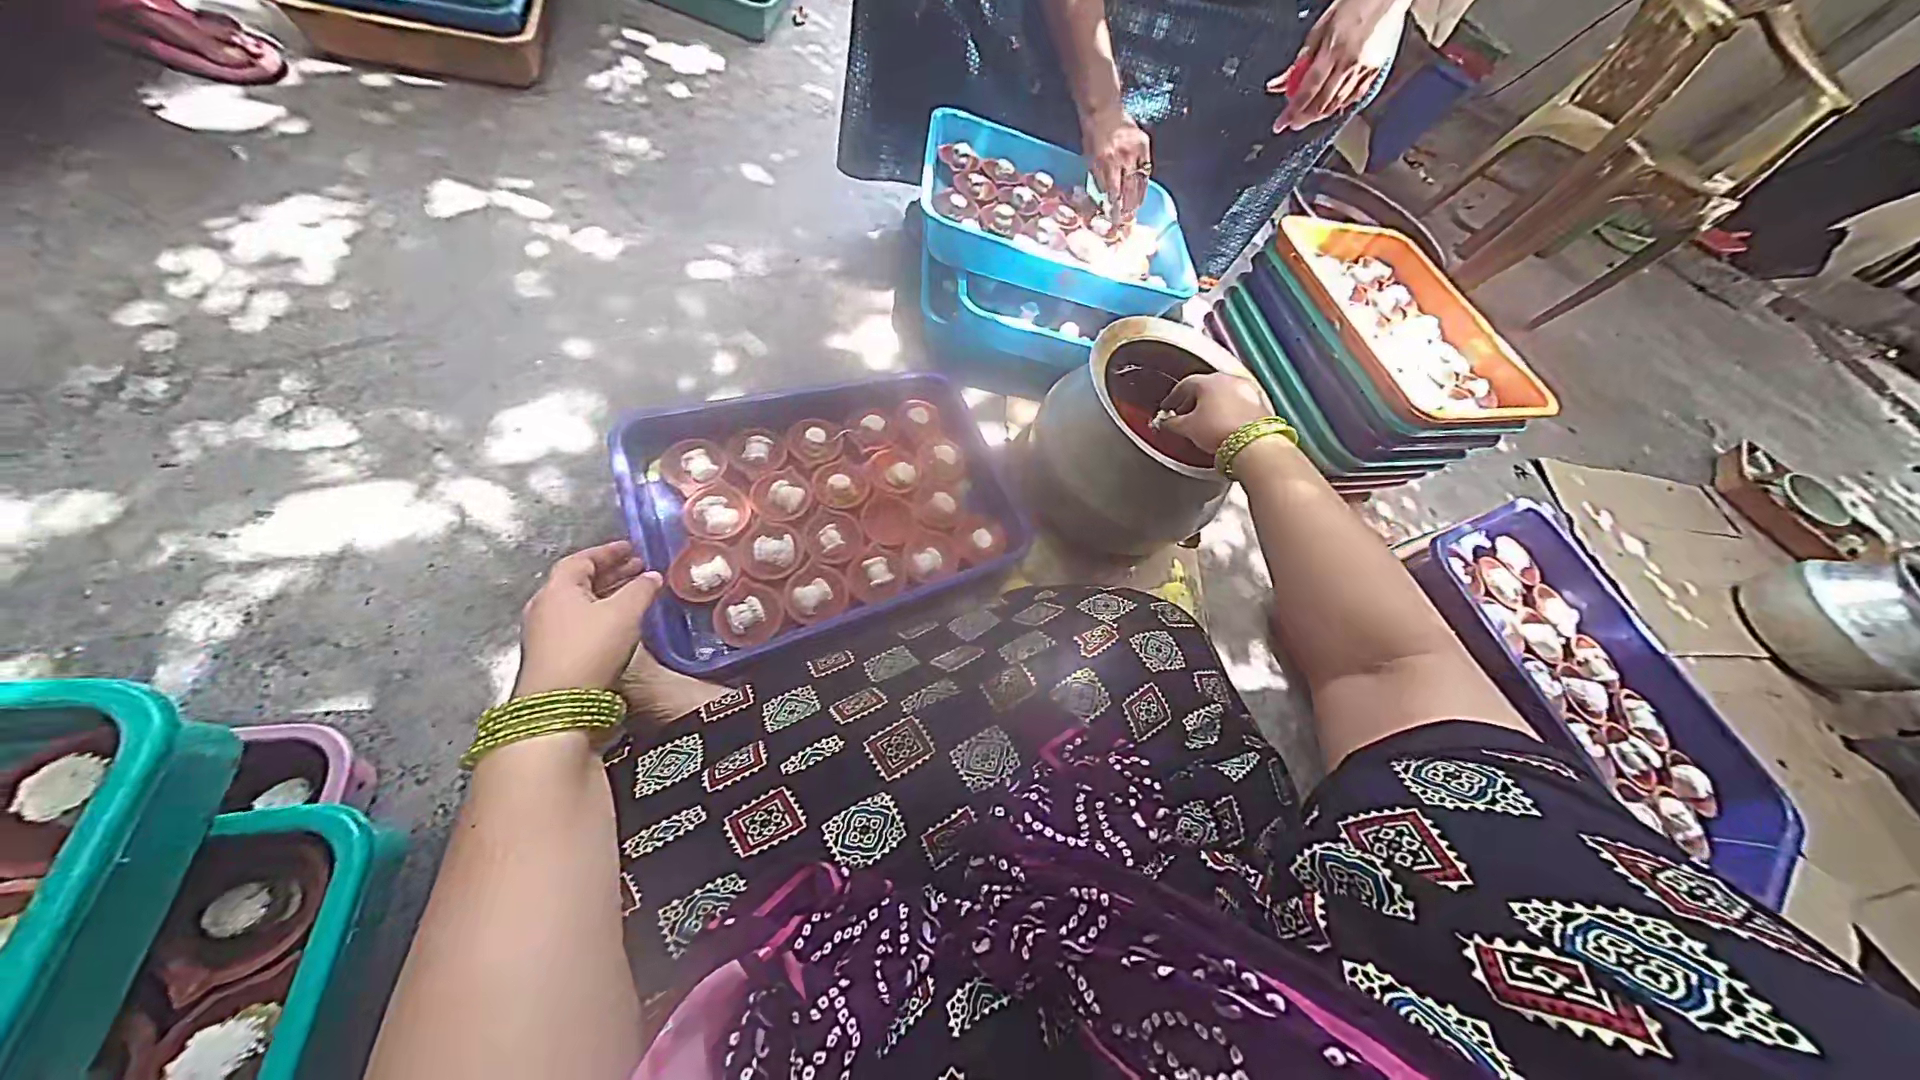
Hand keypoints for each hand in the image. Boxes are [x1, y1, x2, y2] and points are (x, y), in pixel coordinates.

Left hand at [512, 540, 661, 698]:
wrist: (559, 703)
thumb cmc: (591, 648)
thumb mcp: (625, 613)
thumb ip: (641, 589)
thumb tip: (652, 576)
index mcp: (558, 588)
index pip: (582, 559)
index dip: (608, 552)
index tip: (631, 548)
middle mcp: (545, 605)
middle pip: (579, 580)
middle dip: (610, 572)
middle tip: (637, 568)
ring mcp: (545, 631)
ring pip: (579, 602)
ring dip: (606, 593)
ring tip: (634, 592)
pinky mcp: (551, 652)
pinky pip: (578, 620)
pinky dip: (600, 612)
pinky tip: (619, 620)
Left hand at [1080, 105, 1151, 220]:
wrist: (1103, 109)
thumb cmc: (1092, 136)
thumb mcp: (1089, 160)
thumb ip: (1098, 179)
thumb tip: (1105, 199)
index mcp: (1106, 162)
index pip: (1113, 192)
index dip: (1115, 208)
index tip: (1115, 220)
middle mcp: (1122, 157)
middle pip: (1129, 190)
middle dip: (1128, 207)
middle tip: (1127, 218)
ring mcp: (1135, 150)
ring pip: (1139, 181)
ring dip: (1138, 198)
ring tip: (1135, 209)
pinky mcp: (1144, 144)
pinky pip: (1146, 168)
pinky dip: (1144, 181)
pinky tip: (1141, 191)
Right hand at [1159, 372, 1271, 454]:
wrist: (1253, 444)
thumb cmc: (1221, 431)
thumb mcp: (1187, 428)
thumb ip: (1172, 423)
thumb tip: (1167, 422)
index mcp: (1208, 381)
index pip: (1184, 385)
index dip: (1173, 398)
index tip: (1168, 407)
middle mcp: (1228, 380)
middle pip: (1204, 387)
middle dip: (1192, 401)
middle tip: (1183, 415)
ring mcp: (1246, 389)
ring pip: (1222, 394)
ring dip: (1210, 405)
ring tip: (1203, 422)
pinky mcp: (1258, 402)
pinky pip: (1236, 402)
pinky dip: (1226, 410)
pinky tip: (1221, 423)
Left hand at [1270, 0, 1409, 132]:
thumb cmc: (1352, 4)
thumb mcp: (1319, 30)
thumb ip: (1299, 62)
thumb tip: (1275, 86)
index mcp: (1332, 52)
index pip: (1307, 92)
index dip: (1291, 112)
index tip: (1280, 124)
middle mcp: (1349, 64)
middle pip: (1321, 104)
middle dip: (1303, 119)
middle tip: (1291, 124)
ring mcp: (1364, 69)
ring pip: (1336, 105)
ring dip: (1318, 115)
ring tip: (1306, 117)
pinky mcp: (1375, 70)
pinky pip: (1353, 97)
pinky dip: (1338, 106)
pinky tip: (1329, 107)